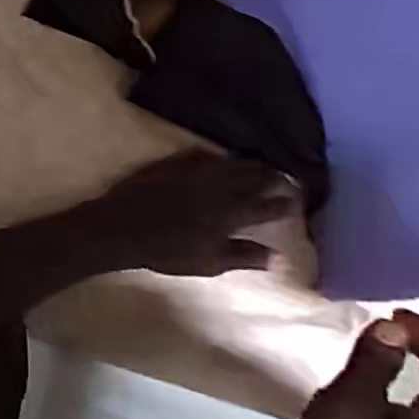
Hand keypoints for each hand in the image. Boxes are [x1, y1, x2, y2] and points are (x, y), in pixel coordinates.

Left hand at [71, 151, 299, 276]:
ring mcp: (194, 173)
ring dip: (251, 164)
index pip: (267, 206)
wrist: (122, 226)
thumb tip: (278, 257)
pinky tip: (224, 157)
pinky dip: (220, 157)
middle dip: (274, 176)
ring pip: (232, 163)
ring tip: (264, 165)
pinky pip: (203, 155)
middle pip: (254, 178)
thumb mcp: (209, 263)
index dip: (285, 203)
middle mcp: (218, 189)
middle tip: (288, 176)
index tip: (297, 200)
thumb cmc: (166, 252)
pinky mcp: (173, 164)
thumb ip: (244, 256)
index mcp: (230, 214)